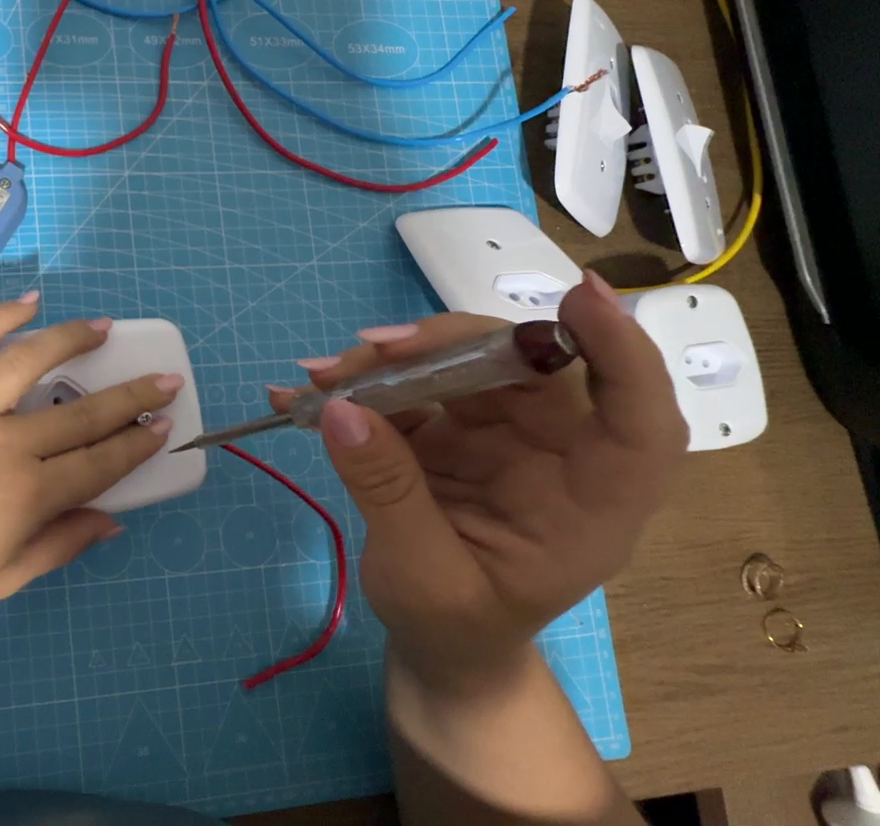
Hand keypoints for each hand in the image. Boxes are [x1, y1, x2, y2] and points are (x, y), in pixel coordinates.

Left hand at [0, 293, 182, 620]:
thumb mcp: (3, 577)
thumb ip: (61, 545)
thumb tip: (112, 520)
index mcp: (27, 493)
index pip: (99, 461)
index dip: (137, 443)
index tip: (163, 424)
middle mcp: (4, 441)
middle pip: (80, 411)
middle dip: (129, 395)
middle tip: (162, 378)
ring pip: (29, 361)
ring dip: (72, 340)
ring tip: (103, 327)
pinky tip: (27, 304)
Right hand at [273, 274, 686, 686]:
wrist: (438, 642)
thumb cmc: (456, 625)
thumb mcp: (422, 574)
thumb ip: (386, 491)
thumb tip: (339, 409)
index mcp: (587, 502)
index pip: (635, 422)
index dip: (620, 355)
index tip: (580, 296)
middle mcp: (551, 453)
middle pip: (522, 369)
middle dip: (445, 345)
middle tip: (368, 350)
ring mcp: (496, 437)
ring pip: (457, 366)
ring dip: (387, 361)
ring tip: (319, 375)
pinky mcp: (445, 431)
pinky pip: (407, 388)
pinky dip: (357, 384)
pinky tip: (304, 392)